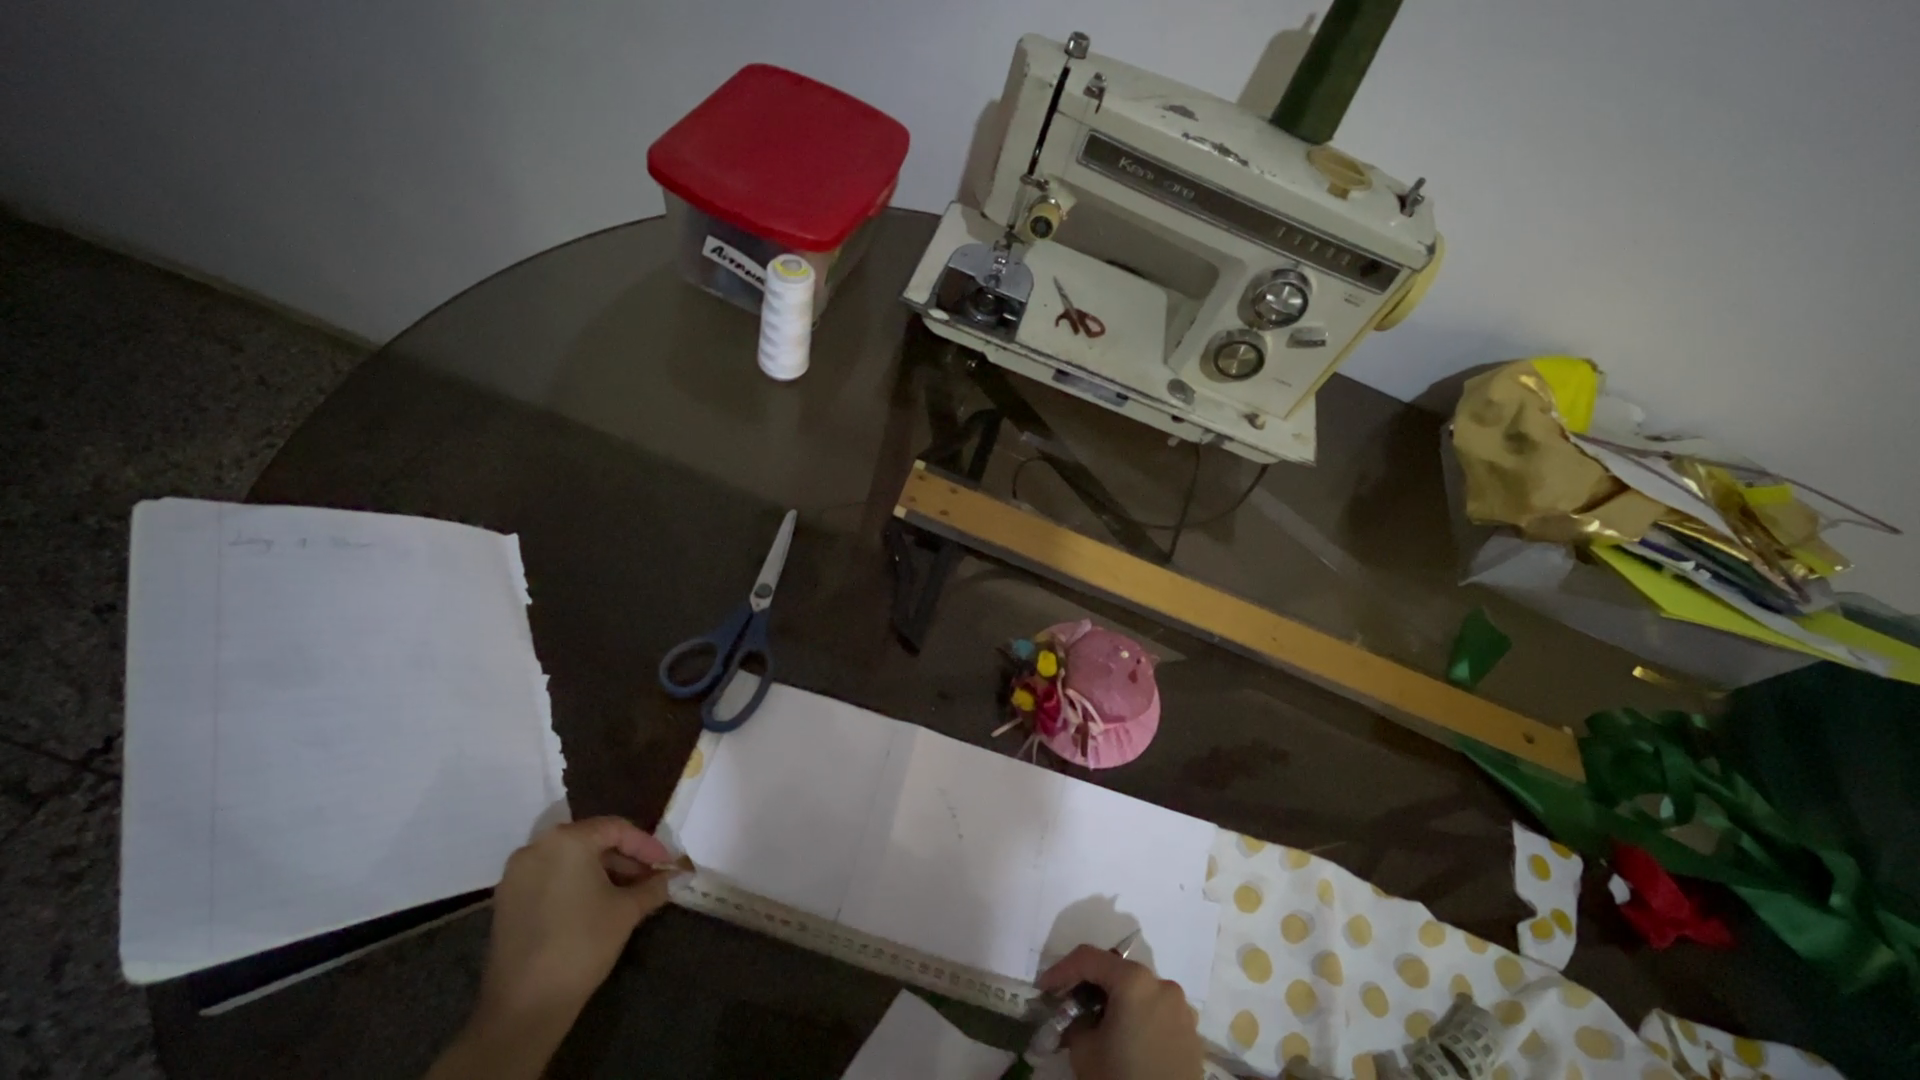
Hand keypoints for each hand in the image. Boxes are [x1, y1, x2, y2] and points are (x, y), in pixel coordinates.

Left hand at [426, 817, 680, 1079]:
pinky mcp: (507, 900)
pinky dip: (576, 885)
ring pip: (569, 861)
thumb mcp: (627, 911)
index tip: (668, 865)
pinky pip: (550, 879)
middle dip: (625, 859)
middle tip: (650, 879)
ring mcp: (516, 875)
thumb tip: (675, 876)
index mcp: (566, 840)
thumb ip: (653, 887)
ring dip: (601, 873)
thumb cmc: (583, 944)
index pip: (616, 829)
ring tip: (628, 895)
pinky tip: (596, 907)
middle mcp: (536, 848)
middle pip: (591, 841)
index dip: (647, 845)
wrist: (525, 1003)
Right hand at [1036, 946, 1203, 1079]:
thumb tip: (1080, 1018)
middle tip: (1069, 1004)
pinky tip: (1127, 1040)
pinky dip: (1139, 1018)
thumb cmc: (1119, 1078)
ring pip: (1140, 992)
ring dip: (1117, 1001)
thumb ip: (1076, 1022)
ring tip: (1100, 1025)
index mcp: (1134, 981)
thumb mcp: (1083, 1050)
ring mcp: (1182, 1009)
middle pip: (1118, 973)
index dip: (1061, 970)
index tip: (1044, 989)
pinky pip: (1158, 1013)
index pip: (1089, 959)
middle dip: (1090, 985)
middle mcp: (1163, 985)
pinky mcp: (1192, 1033)